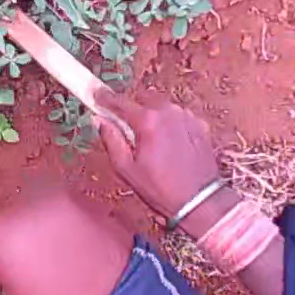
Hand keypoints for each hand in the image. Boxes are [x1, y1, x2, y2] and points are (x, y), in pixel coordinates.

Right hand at [98, 90, 226, 223]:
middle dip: (132, 106)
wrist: (199, 200)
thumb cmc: (159, 188)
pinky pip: (178, 116)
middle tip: (125, 125)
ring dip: (152, 115)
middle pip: (143, 97)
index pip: (120, 101)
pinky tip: (168, 144)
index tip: (95, 94)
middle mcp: (169, 112)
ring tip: (149, 139)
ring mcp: (187, 116)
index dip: (104, 97)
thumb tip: (100, 120)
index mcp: (148, 121)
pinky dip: (170, 123)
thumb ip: (111, 139)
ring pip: (162, 105)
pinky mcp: (199, 125)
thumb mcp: (125, 168)